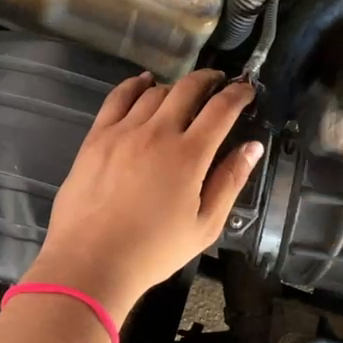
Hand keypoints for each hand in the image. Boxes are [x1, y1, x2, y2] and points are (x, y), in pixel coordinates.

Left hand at [25, 70, 263, 319]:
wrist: (91, 262)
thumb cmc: (153, 251)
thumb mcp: (205, 226)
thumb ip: (230, 181)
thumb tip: (252, 147)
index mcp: (189, 155)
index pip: (221, 109)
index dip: (238, 94)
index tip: (246, 90)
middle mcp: (157, 133)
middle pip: (188, 89)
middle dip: (209, 80)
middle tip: (219, 83)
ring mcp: (123, 131)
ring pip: (154, 92)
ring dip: (175, 87)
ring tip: (183, 94)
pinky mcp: (96, 137)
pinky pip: (117, 98)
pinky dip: (135, 85)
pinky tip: (143, 83)